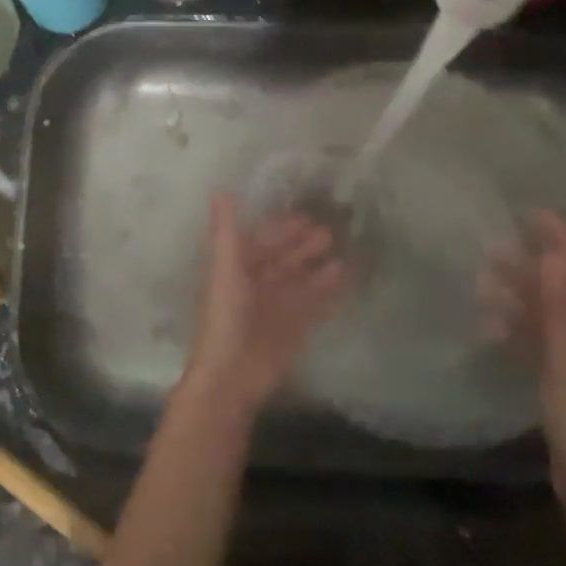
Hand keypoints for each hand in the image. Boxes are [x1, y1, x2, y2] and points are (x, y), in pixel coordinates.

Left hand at [185, 195, 348, 410]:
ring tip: (342, 253)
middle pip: (281, 261)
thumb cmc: (225, 317)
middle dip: (302, 246)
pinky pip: (312, 306)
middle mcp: (254, 288)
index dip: (278, 230)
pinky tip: (345, 279)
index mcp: (235, 272)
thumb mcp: (226, 268)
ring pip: (299, 283)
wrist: (232, 374)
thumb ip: (226, 231)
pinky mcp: (291, 331)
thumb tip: (220, 190)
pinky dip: (326, 292)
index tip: (303, 216)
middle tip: (329, 232)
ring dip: (317, 268)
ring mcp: (274, 310)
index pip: (259, 243)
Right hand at [490, 213, 565, 515]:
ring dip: (525, 298)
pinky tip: (492, 326)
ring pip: (561, 317)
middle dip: (538, 267)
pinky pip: (552, 344)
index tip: (532, 215)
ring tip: (482, 280)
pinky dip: (525, 330)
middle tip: (495, 244)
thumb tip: (553, 255)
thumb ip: (562, 311)